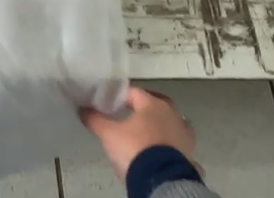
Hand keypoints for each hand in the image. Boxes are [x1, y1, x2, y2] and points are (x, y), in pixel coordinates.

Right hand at [80, 87, 198, 179]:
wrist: (161, 182)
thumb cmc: (135, 149)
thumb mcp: (109, 134)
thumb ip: (95, 119)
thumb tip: (82, 109)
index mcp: (152, 105)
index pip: (134, 92)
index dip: (121, 96)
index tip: (111, 103)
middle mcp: (172, 116)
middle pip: (159, 104)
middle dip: (147, 107)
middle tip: (133, 114)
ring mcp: (185, 137)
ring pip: (175, 124)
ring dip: (165, 126)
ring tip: (151, 134)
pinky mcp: (191, 157)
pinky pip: (182, 147)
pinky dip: (174, 148)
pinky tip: (165, 154)